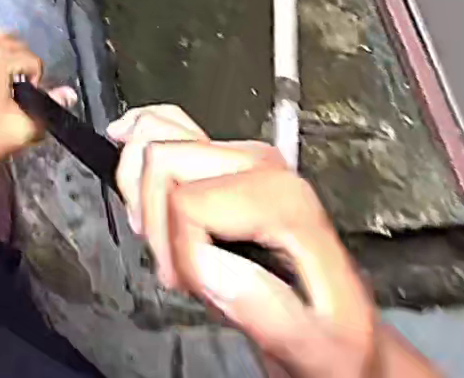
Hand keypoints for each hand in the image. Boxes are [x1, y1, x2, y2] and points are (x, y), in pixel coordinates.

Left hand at [0, 31, 73, 167]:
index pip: (33, 60)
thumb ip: (48, 108)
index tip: (23, 103)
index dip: (35, 83)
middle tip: (16, 93)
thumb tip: (68, 94)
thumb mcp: (20, 128)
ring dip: (5, 54)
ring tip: (3, 82)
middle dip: (22, 64)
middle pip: (16, 43)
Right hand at [109, 105, 379, 377]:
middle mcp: (259, 162)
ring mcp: (237, 150)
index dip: (173, 248)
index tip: (188, 283)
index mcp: (281, 199)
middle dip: (150, 218)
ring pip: (152, 134)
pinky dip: (136, 130)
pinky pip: (165, 119)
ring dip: (138, 186)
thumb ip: (261, 306)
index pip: (184, 201)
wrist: (340, 327)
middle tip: (171, 265)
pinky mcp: (220, 150)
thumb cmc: (328, 339)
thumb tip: (204, 263)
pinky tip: (123, 141)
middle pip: (160, 160)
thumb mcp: (311, 346)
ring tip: (160, 233)